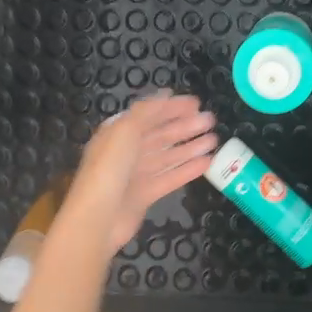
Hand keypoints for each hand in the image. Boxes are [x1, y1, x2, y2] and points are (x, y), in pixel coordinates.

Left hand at [63, 91, 217, 254]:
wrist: (98, 217)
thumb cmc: (109, 167)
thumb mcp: (125, 129)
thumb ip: (147, 111)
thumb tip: (166, 94)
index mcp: (118, 132)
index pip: (149, 115)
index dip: (172, 107)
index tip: (196, 103)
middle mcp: (127, 151)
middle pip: (161, 135)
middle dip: (185, 126)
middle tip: (210, 120)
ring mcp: (137, 174)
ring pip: (168, 156)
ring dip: (190, 147)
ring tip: (214, 139)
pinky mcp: (146, 195)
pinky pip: (171, 178)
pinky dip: (188, 169)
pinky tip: (207, 162)